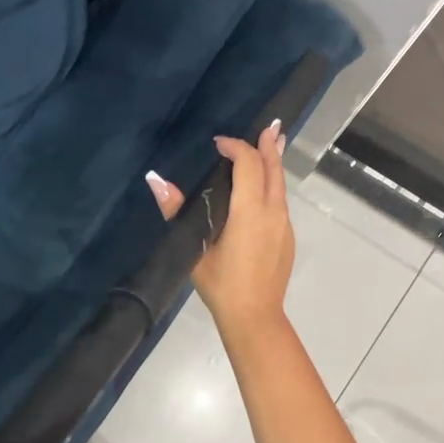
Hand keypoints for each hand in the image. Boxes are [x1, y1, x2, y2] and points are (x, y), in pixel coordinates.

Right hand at [144, 120, 293, 334]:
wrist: (255, 316)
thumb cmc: (222, 284)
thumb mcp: (195, 249)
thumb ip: (177, 212)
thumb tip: (156, 181)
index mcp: (251, 210)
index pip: (248, 163)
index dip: (235, 147)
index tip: (219, 144)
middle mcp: (273, 211)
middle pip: (273, 168)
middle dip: (268, 146)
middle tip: (268, 126)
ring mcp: (284, 225)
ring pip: (280, 186)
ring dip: (273, 165)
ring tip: (270, 148)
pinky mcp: (287, 239)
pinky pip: (280, 204)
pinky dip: (272, 188)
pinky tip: (263, 193)